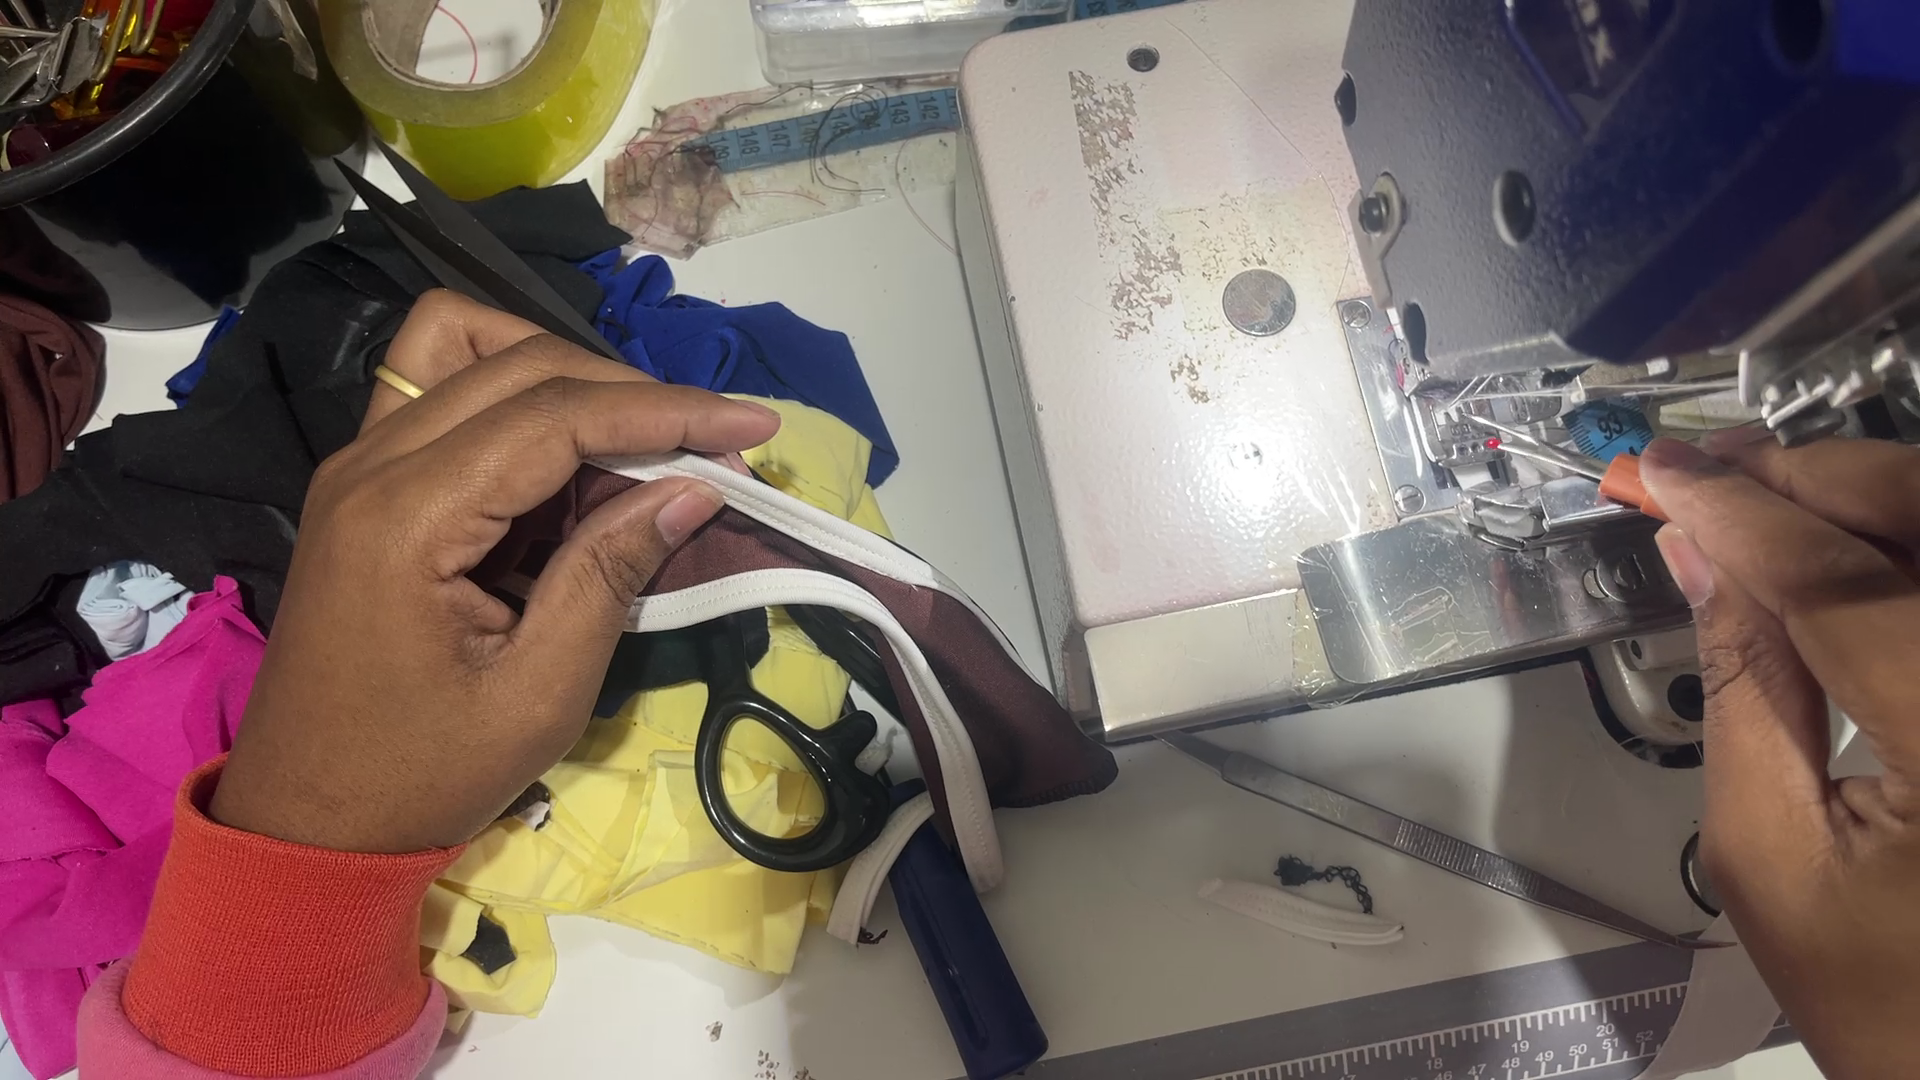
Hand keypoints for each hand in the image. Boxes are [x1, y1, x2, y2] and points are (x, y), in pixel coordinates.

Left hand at [210, 290, 781, 852]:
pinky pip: (451, 388)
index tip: (754, 425)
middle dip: (639, 394)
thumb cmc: (430, 769)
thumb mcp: (544, 688)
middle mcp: (374, 464)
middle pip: (525, 366)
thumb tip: (695, 488)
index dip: (668, 411)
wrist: (316, 818)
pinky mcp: (378, 479)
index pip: (558, 417)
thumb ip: (614, 572)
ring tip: (647, 441)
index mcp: (410, 519)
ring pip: (477, 350)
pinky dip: (528, 395)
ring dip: (579, 381)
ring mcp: (366, 463)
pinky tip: (576, 448)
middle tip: (715, 448)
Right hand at [1640, 433, 1919, 1079]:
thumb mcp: (1765, 843)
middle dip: (1810, 474)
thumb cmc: (1879, 991)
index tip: (1656, 468)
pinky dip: (1898, 542)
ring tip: (1756, 484)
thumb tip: (1696, 560)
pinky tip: (1838, 533)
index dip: (1736, 513)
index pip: (1843, 588)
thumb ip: (1738, 688)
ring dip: (1860, 492)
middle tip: (1704, 462)